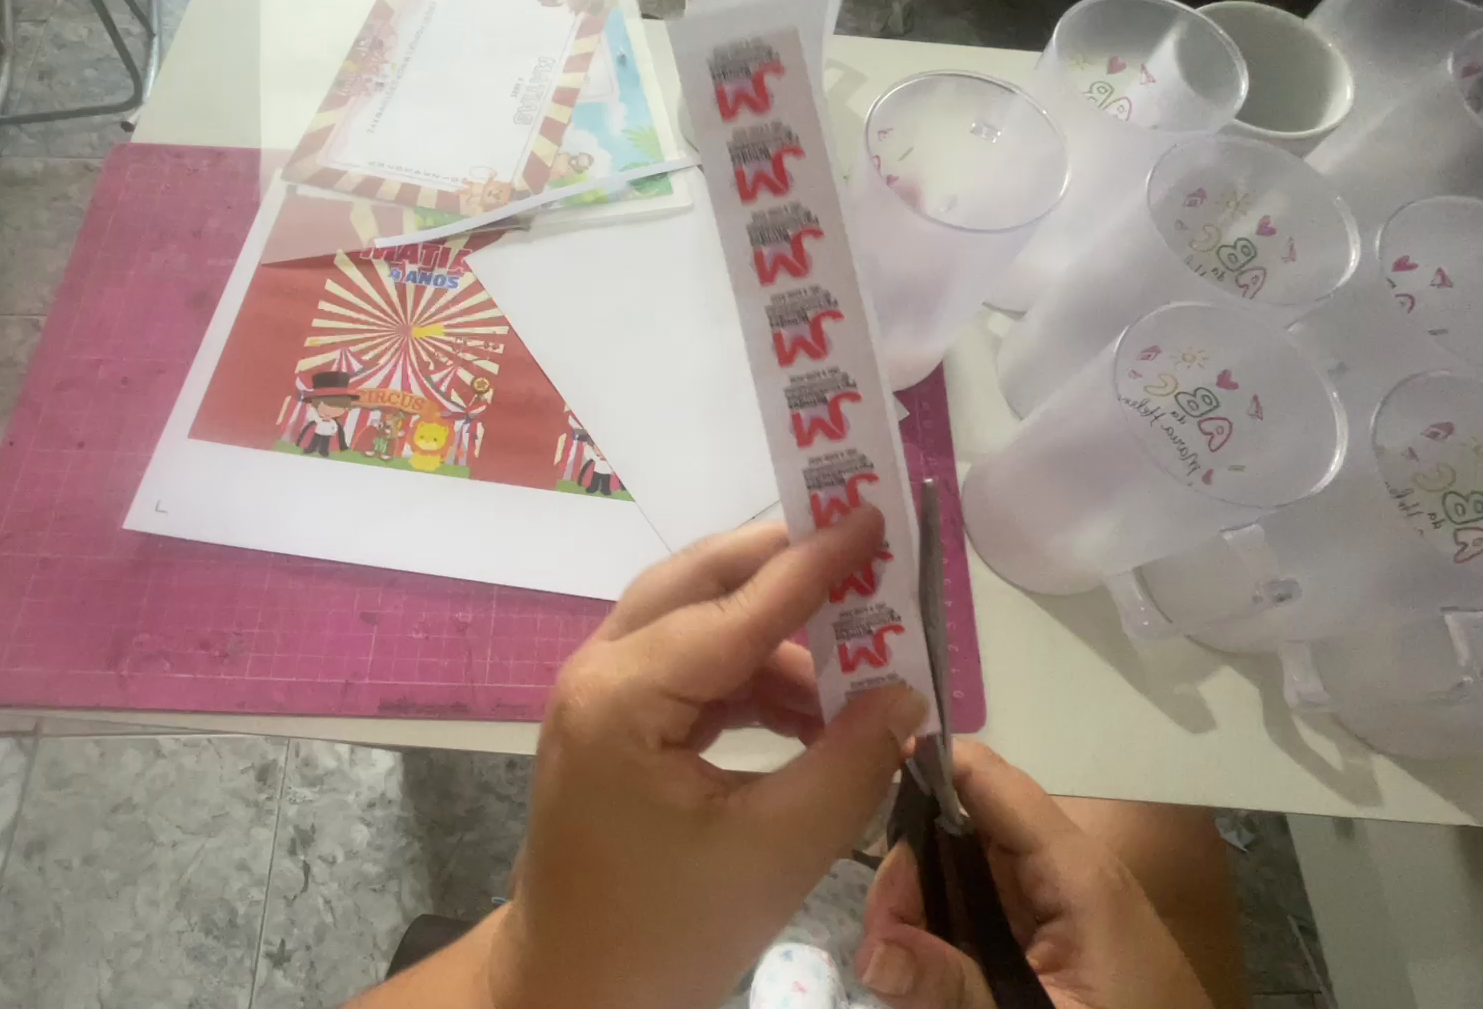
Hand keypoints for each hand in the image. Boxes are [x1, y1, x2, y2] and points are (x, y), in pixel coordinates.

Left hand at [487, 507, 927, 1008]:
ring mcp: (603, 686)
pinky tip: (814, 703)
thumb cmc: (666, 934)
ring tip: (857, 653)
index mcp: (621, 698)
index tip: (868, 520)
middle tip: (858, 553)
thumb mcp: (775, 853)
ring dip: (778, 632)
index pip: (732, 611)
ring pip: (698, 618)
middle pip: (698, 583)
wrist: (574, 991)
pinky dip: (756, 674)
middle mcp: (600, 670)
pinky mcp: (619, 710)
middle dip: (781, 566)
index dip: (810, 566)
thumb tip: (907, 695)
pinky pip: (696, 664)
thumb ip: (850, 763)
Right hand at [855, 742, 1212, 1008]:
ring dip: (916, 899)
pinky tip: (923, 961)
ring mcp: (1051, 894)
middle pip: (958, 821)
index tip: (856, 789)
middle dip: (908, 867)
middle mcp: (1060, 863)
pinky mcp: (1046, 924)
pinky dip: (939, 920)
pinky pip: (974, 896)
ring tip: (896, 962)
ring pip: (957, 859)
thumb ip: (955, 987)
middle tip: (880, 938)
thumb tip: (866, 955)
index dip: (923, 762)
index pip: (986, 775)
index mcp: (1074, 868)